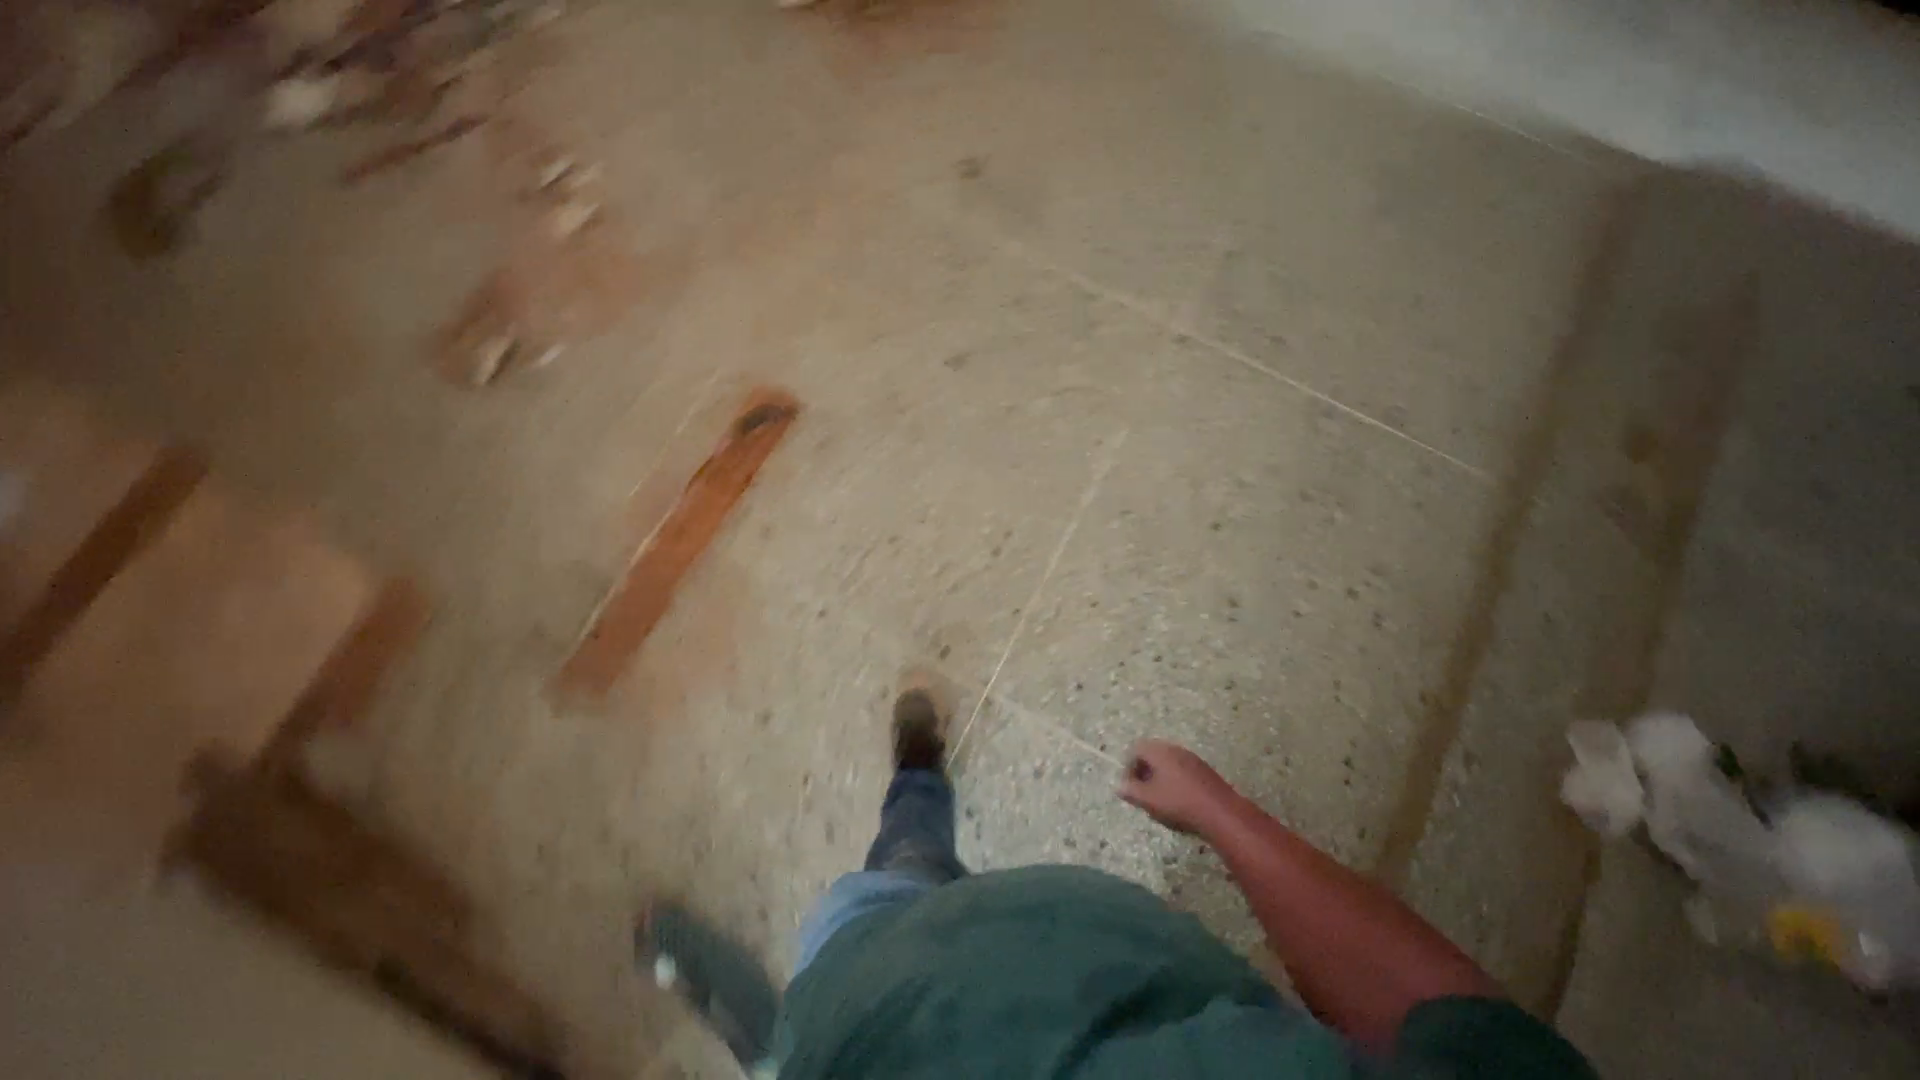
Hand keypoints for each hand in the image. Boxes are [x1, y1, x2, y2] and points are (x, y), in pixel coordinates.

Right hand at [1119, 739, 1238, 835]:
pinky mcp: (1205, 771)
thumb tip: (1119, 786)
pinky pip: (1182, 770)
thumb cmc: (1178, 803)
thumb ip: (1131, 791)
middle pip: (1152, 754)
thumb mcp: (1148, 800)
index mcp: (1160, 751)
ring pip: (1168, 763)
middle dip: (1144, 772)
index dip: (1128, 767)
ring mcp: (1193, 759)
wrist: (1220, 813)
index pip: (1136, 749)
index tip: (1130, 786)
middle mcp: (1176, 749)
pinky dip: (1175, 781)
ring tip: (1159, 799)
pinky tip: (1178, 801)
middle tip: (1142, 792)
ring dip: (1160, 777)